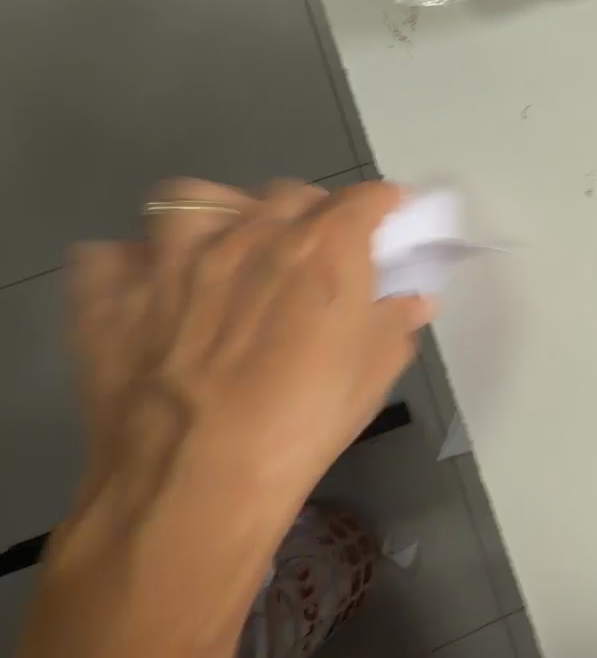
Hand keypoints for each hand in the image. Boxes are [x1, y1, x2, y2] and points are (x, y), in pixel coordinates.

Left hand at [21, 178, 435, 657]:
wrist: (196, 481)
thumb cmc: (307, 417)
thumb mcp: (380, 366)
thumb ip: (398, 320)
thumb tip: (410, 301)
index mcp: (327, 249)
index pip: (366, 196)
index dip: (385, 204)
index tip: (392, 221)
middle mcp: (252, 238)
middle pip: (288, 193)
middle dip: (311, 211)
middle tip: (319, 248)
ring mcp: (173, 264)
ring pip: (193, 200)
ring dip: (219, 217)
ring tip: (230, 249)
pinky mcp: (109, 300)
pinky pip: (112, 254)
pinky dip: (135, 263)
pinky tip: (157, 289)